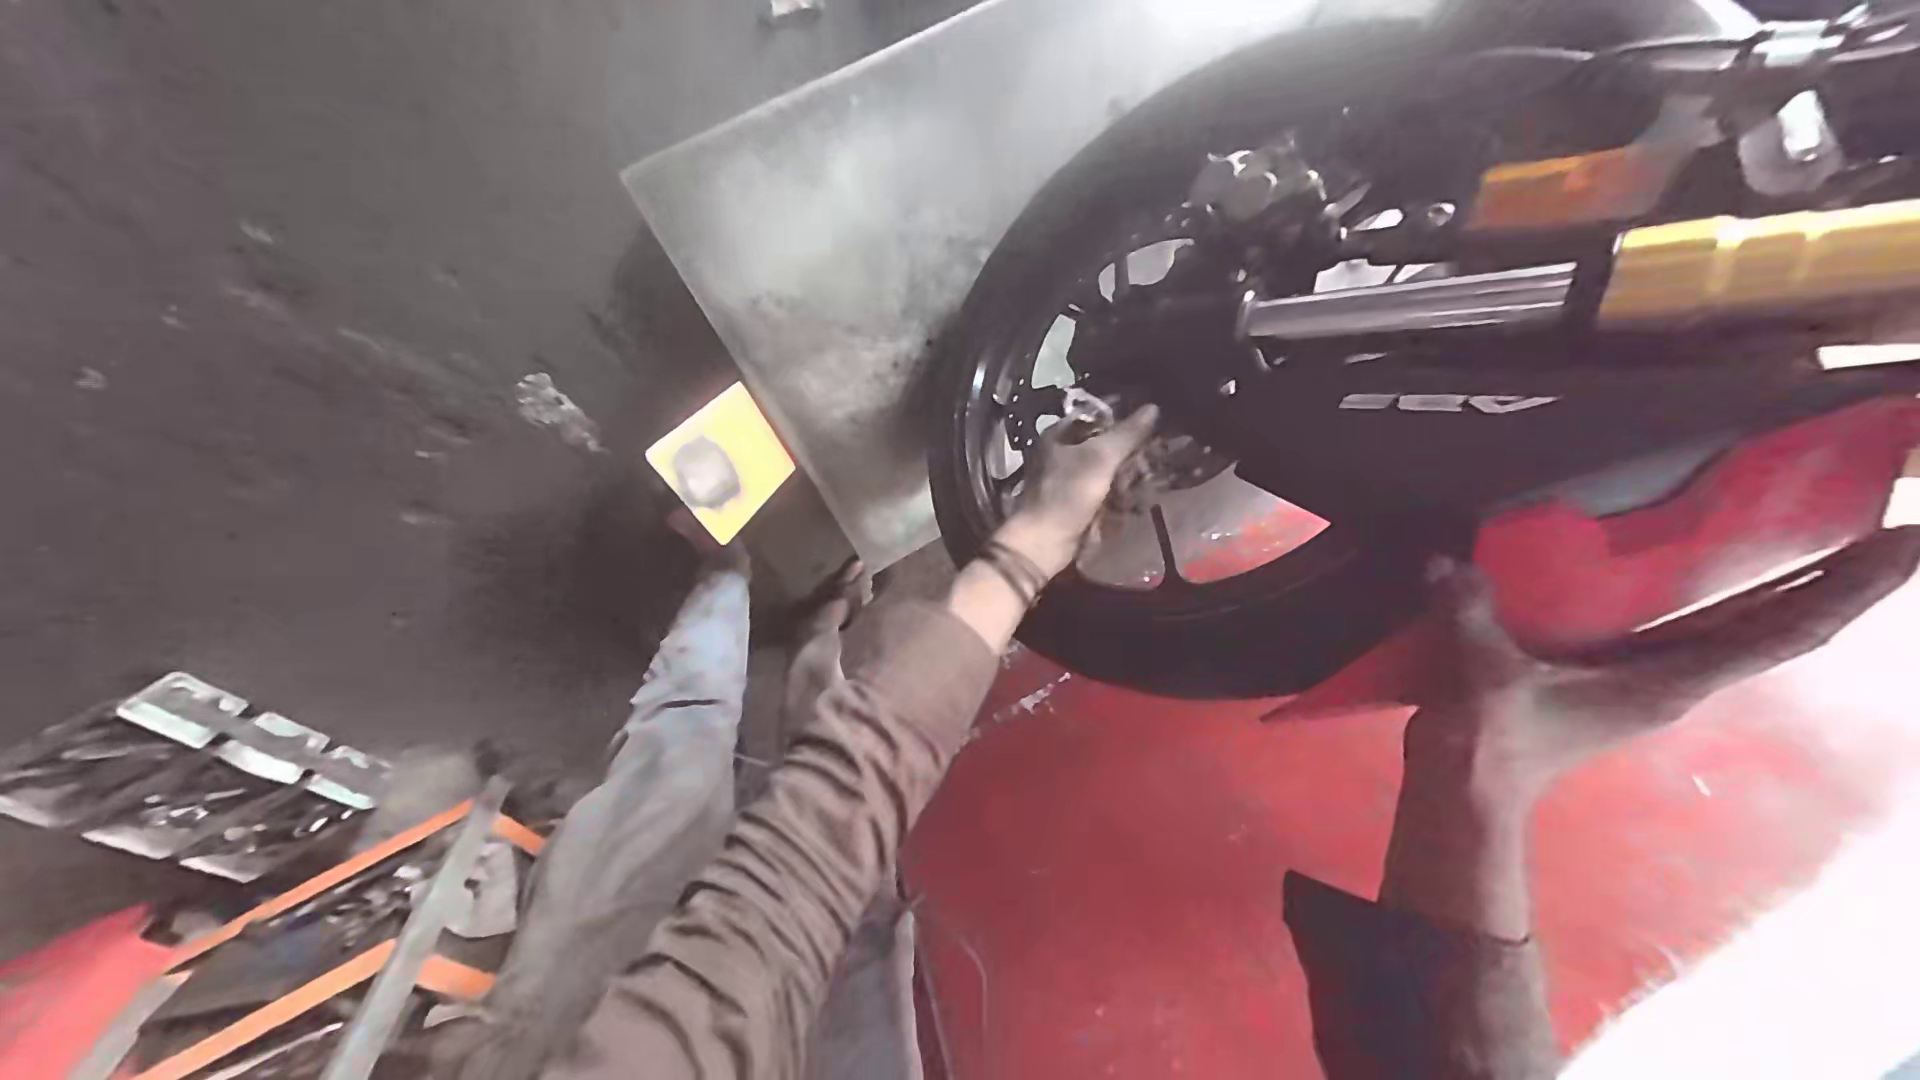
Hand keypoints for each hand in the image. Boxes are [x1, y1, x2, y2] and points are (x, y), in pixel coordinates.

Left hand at [994, 405, 1159, 577]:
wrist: (1043, 542)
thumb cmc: (1068, 494)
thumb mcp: (1099, 458)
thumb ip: (1127, 434)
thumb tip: (1152, 408)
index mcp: (1060, 436)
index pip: (1098, 418)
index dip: (1124, 423)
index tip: (1151, 431)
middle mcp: (1063, 455)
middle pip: (1106, 447)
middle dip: (1130, 457)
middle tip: (1151, 464)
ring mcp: (1069, 482)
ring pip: (1108, 473)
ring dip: (1128, 481)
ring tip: (1147, 488)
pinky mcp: (1076, 505)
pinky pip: (1104, 496)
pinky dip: (1119, 500)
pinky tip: (1134, 505)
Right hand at [1380, 527, 1919, 940]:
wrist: (1469, 785)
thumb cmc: (1491, 735)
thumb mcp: (1482, 670)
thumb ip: (1468, 610)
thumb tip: (1444, 560)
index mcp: (1664, 682)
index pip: (1778, 632)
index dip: (1847, 588)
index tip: (1911, 540)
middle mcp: (1672, 684)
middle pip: (1774, 631)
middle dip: (1833, 586)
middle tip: (1888, 534)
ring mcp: (1641, 687)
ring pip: (1733, 637)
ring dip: (1777, 597)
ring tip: (1806, 552)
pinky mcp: (1606, 684)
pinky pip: (1684, 639)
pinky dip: (1714, 611)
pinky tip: (1689, 590)